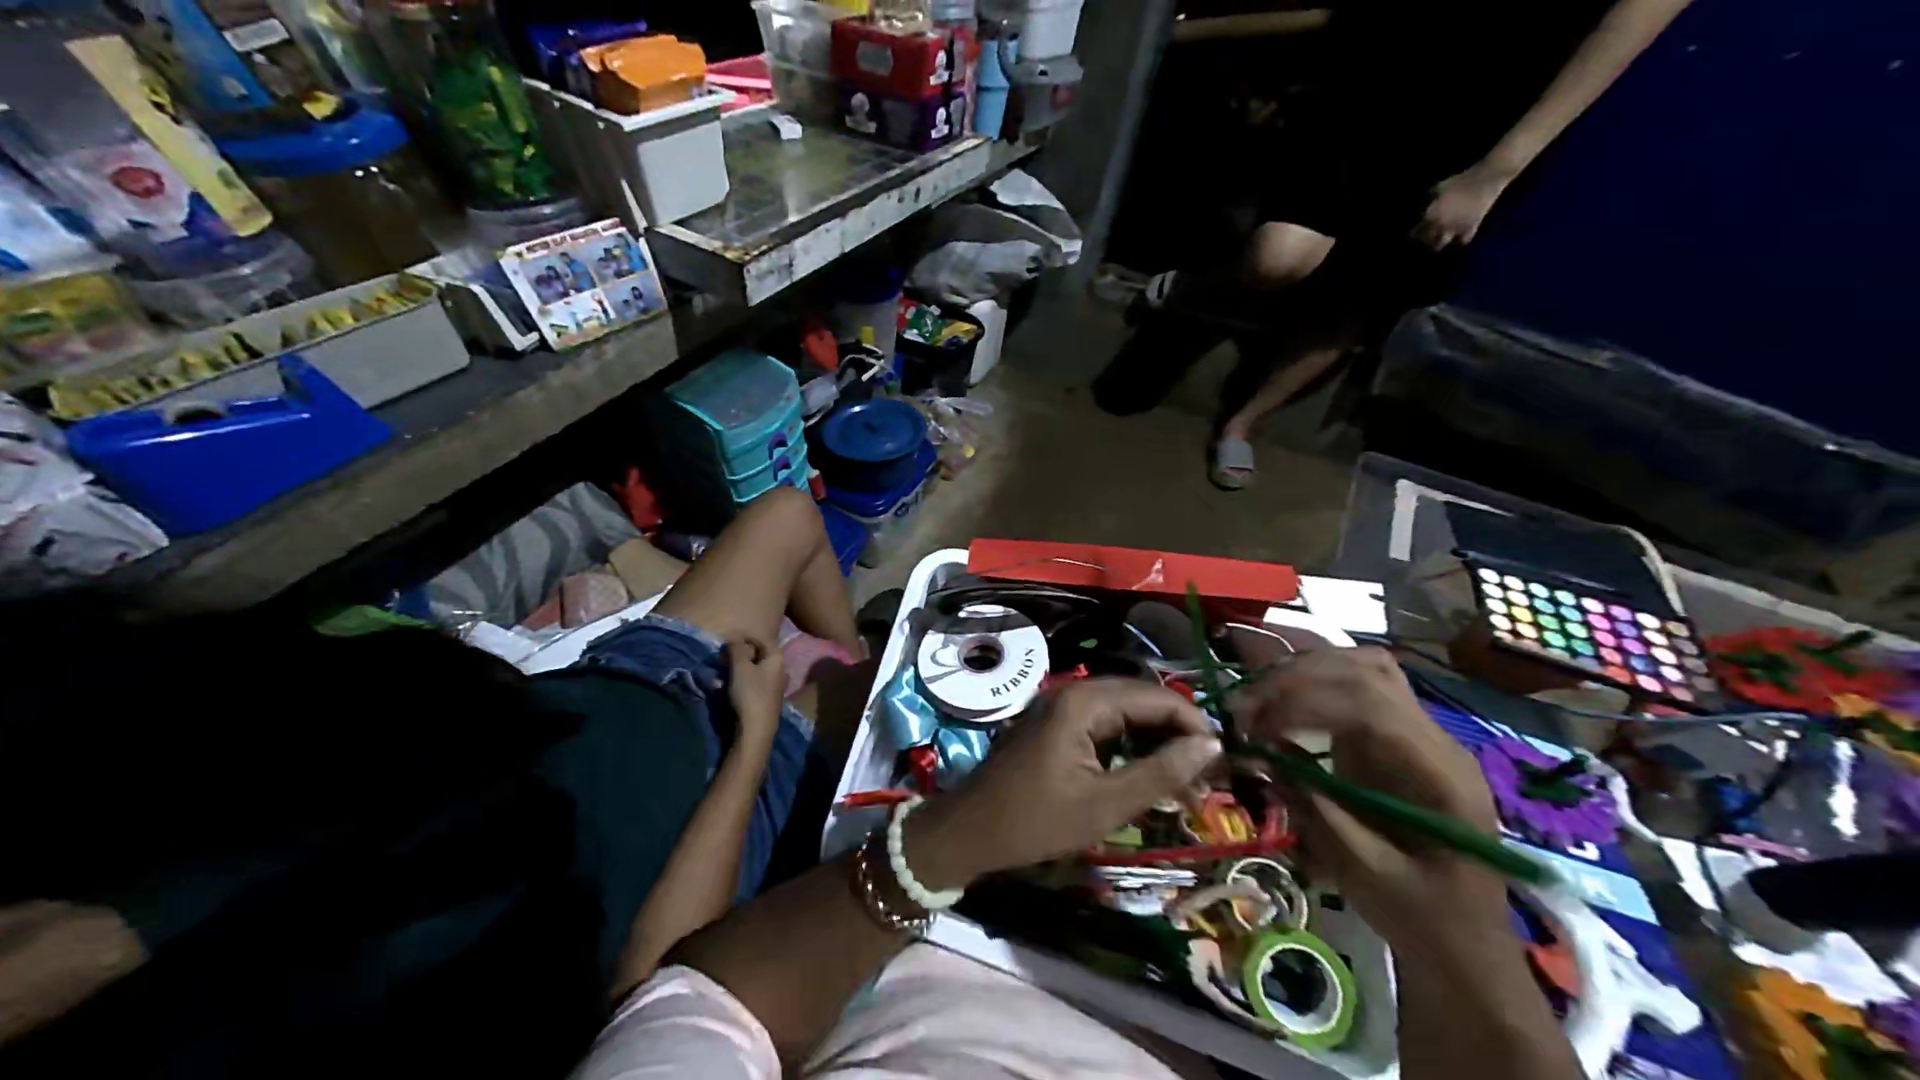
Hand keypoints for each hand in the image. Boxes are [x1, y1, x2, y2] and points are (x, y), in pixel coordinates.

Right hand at [725, 633, 785, 749]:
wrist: (756, 729)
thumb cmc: (750, 693)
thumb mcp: (741, 667)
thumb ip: (737, 649)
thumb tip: (734, 636)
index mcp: (777, 658)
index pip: (763, 639)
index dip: (746, 636)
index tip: (729, 639)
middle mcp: (779, 670)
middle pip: (759, 654)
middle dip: (740, 653)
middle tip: (723, 655)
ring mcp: (773, 686)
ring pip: (754, 669)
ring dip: (738, 667)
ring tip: (722, 670)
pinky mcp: (765, 699)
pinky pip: (752, 683)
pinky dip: (740, 680)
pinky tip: (727, 686)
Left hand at [908, 680, 1220, 889]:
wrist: (970, 830)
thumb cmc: (1035, 820)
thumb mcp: (1105, 804)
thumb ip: (1160, 773)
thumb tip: (1211, 746)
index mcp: (1085, 702)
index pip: (1157, 697)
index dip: (1195, 723)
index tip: (1223, 758)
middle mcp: (1074, 692)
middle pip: (1142, 699)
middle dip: (1178, 732)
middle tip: (1208, 772)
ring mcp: (1062, 706)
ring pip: (1125, 712)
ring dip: (1156, 739)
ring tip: (1186, 777)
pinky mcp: (1056, 723)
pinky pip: (1105, 724)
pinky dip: (1131, 744)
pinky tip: (1148, 772)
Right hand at [1229, 648, 1504, 947]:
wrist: (1464, 941)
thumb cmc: (1421, 914)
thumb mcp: (1364, 872)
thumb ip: (1315, 806)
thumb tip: (1260, 751)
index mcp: (1441, 774)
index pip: (1371, 705)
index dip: (1304, 703)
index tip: (1254, 727)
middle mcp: (1435, 739)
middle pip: (1366, 672)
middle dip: (1295, 680)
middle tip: (1242, 707)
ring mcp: (1418, 732)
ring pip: (1362, 667)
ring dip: (1303, 672)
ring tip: (1257, 698)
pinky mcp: (1396, 736)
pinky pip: (1356, 685)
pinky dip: (1312, 681)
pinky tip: (1280, 701)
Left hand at [1412, 162, 1514, 250]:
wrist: (1486, 178)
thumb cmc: (1461, 181)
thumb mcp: (1438, 188)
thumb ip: (1429, 200)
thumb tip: (1424, 207)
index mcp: (1431, 216)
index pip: (1416, 233)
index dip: (1414, 234)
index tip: (1414, 234)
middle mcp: (1441, 225)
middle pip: (1427, 241)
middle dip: (1425, 241)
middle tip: (1426, 238)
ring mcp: (1456, 228)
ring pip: (1441, 245)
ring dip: (1438, 244)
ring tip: (1439, 240)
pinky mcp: (1471, 227)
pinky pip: (1462, 241)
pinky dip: (1459, 241)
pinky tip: (1457, 237)